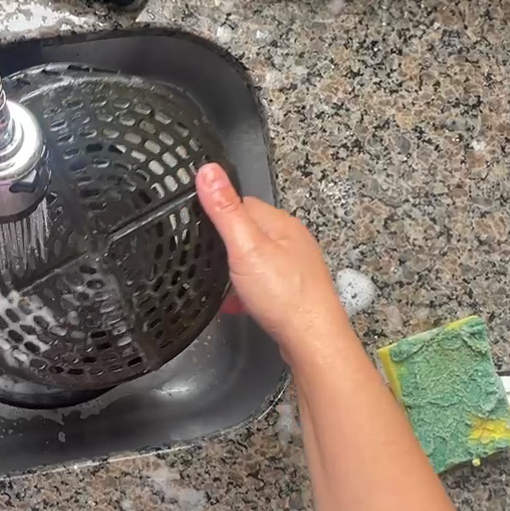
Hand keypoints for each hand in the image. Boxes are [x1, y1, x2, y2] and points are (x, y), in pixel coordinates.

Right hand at [196, 163, 352, 364]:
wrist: (311, 339)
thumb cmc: (285, 295)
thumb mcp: (245, 248)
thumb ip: (225, 210)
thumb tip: (208, 171)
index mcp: (281, 224)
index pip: (244, 202)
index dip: (219, 210)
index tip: (198, 221)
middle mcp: (291, 242)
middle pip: (249, 231)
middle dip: (225, 243)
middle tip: (205, 256)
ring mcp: (293, 267)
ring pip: (255, 258)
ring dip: (234, 269)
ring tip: (218, 281)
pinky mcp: (291, 291)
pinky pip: (261, 283)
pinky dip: (244, 291)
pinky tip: (235, 303)